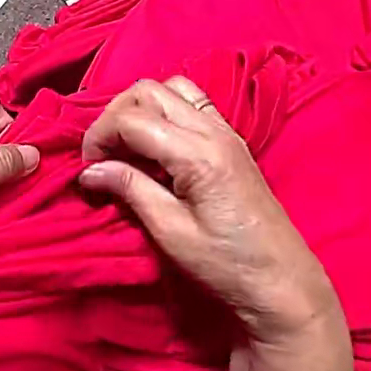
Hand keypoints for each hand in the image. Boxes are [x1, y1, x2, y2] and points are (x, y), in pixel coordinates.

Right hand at [77, 77, 345, 350]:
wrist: (283, 283)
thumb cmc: (227, 265)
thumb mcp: (171, 233)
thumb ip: (130, 189)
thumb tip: (89, 170)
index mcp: (198, 154)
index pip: (132, 118)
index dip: (99, 136)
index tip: (87, 168)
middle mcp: (214, 130)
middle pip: (148, 91)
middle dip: (114, 116)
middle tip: (102, 156)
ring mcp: (226, 131)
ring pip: (170, 87)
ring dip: (139, 108)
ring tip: (126, 146)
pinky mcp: (231, 139)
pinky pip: (190, 101)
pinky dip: (163, 110)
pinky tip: (155, 145)